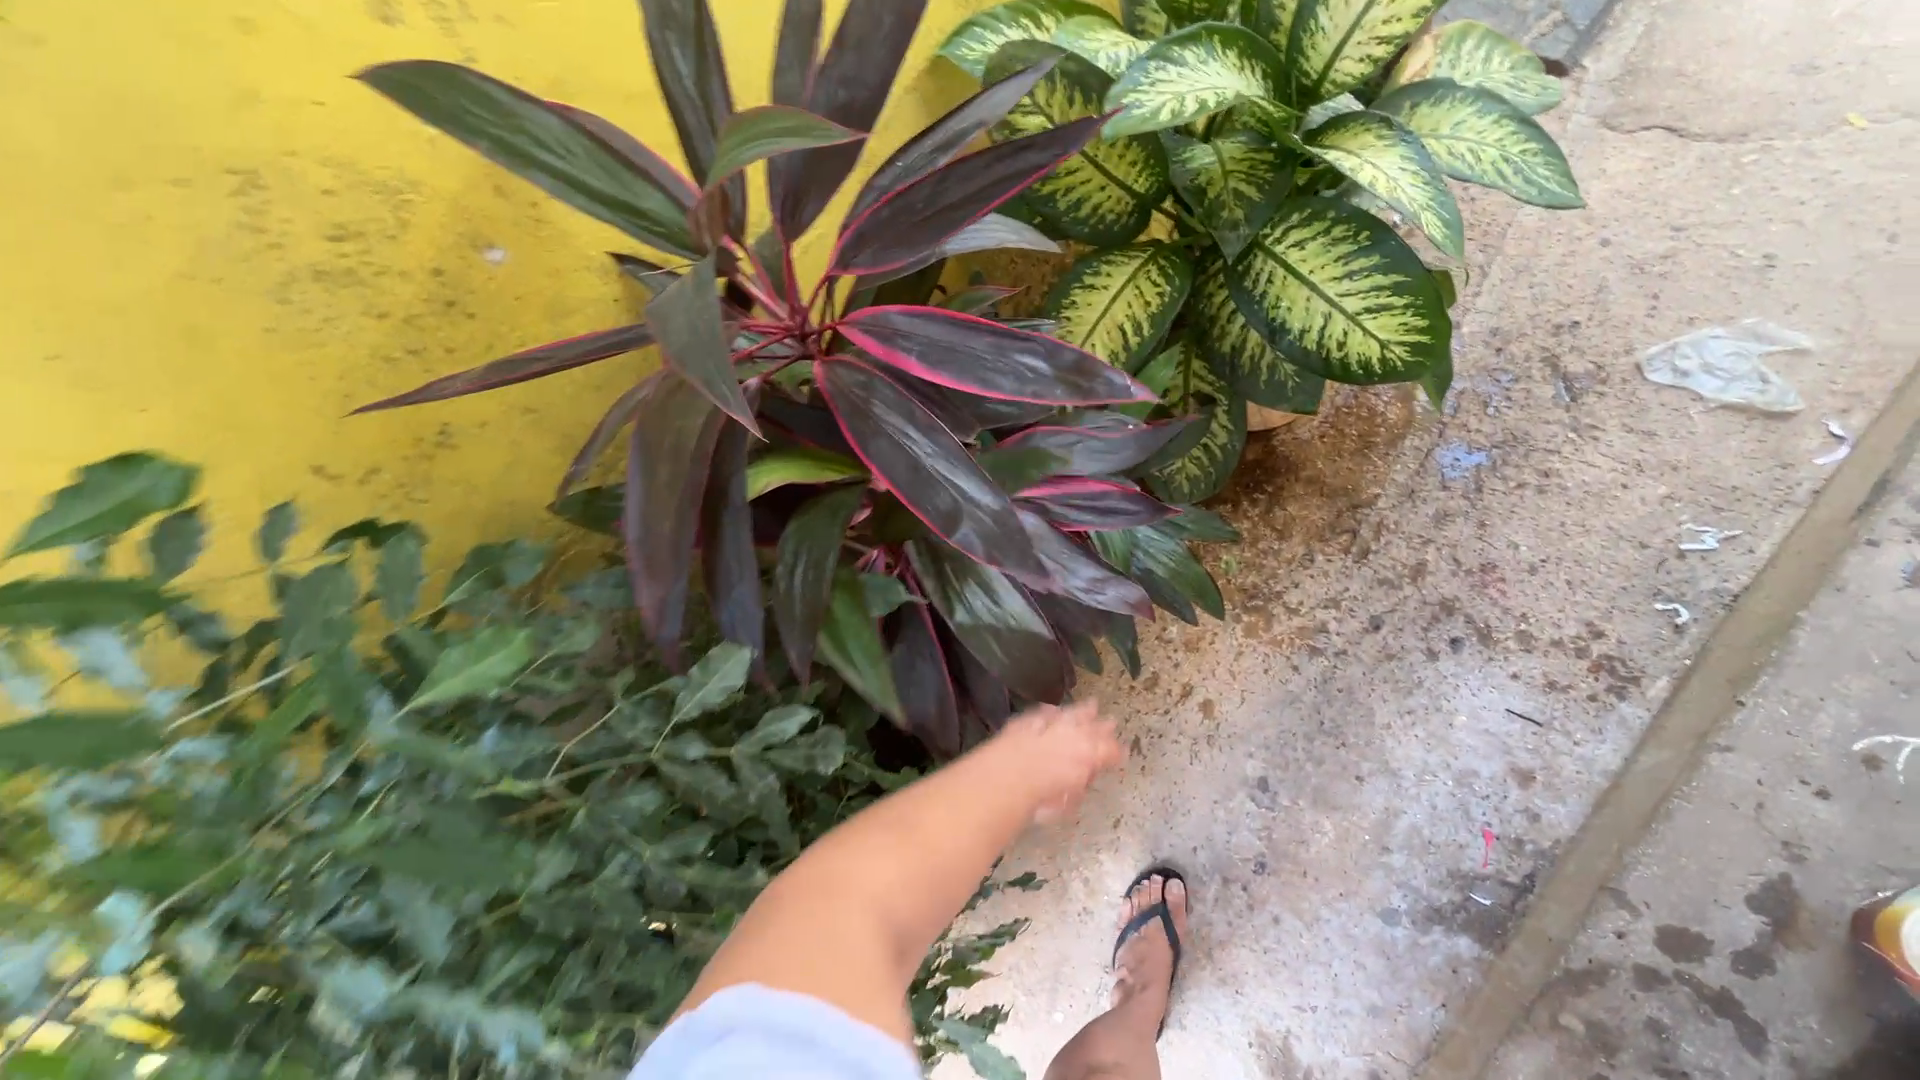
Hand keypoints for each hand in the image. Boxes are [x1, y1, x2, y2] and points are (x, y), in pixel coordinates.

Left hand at [993, 701, 1125, 823]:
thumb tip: (1079, 782)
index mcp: (1089, 756)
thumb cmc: (1041, 798)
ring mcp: (1051, 724)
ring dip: (1082, 711)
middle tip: (1111, 721)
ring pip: (1072, 714)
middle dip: (1103, 726)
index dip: (1116, 752)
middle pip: (1093, 728)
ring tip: (1091, 705)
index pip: (1109, 751)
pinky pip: (1043, 713)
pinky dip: (1050, 712)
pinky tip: (1052, 709)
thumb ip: (1077, 788)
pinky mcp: (1028, 720)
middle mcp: (1074, 735)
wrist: (1008, 776)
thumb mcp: (1066, 803)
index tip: (1121, 753)